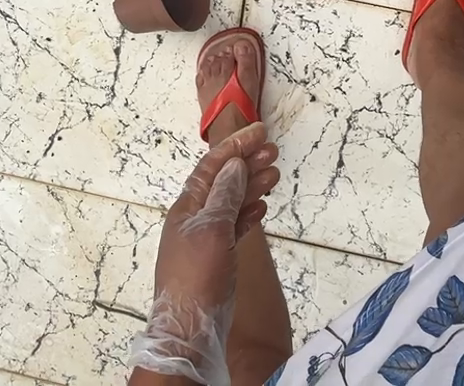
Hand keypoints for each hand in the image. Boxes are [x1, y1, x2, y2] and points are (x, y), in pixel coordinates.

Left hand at [128, 123, 280, 385]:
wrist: (188, 333)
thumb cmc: (197, 276)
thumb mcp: (212, 229)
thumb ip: (225, 195)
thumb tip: (234, 164)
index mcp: (188, 205)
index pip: (213, 165)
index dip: (236, 145)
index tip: (260, 130)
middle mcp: (195, 217)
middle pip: (224, 181)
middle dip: (248, 162)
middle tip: (274, 151)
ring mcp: (205, 238)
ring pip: (232, 202)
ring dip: (252, 185)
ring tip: (275, 174)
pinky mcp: (216, 258)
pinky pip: (234, 225)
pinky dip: (248, 213)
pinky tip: (262, 207)